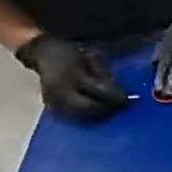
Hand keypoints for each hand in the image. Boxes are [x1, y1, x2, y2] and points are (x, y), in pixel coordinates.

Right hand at [13, 33, 128, 120]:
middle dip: (107, 110)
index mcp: (74, 76)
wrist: (44, 53)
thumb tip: (121, 95)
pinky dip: (86, 117)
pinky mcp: (52, 107)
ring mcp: (55, 101)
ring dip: (97, 116)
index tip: (127, 101)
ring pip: (81, 116)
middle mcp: (63, 90)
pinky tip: (95, 115)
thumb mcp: (90, 60)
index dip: (115, 98)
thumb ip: (104, 77)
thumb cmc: (71, 55)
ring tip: (109, 113)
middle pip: (90, 108)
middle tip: (119, 109)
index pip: (99, 92)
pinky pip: (72, 117)